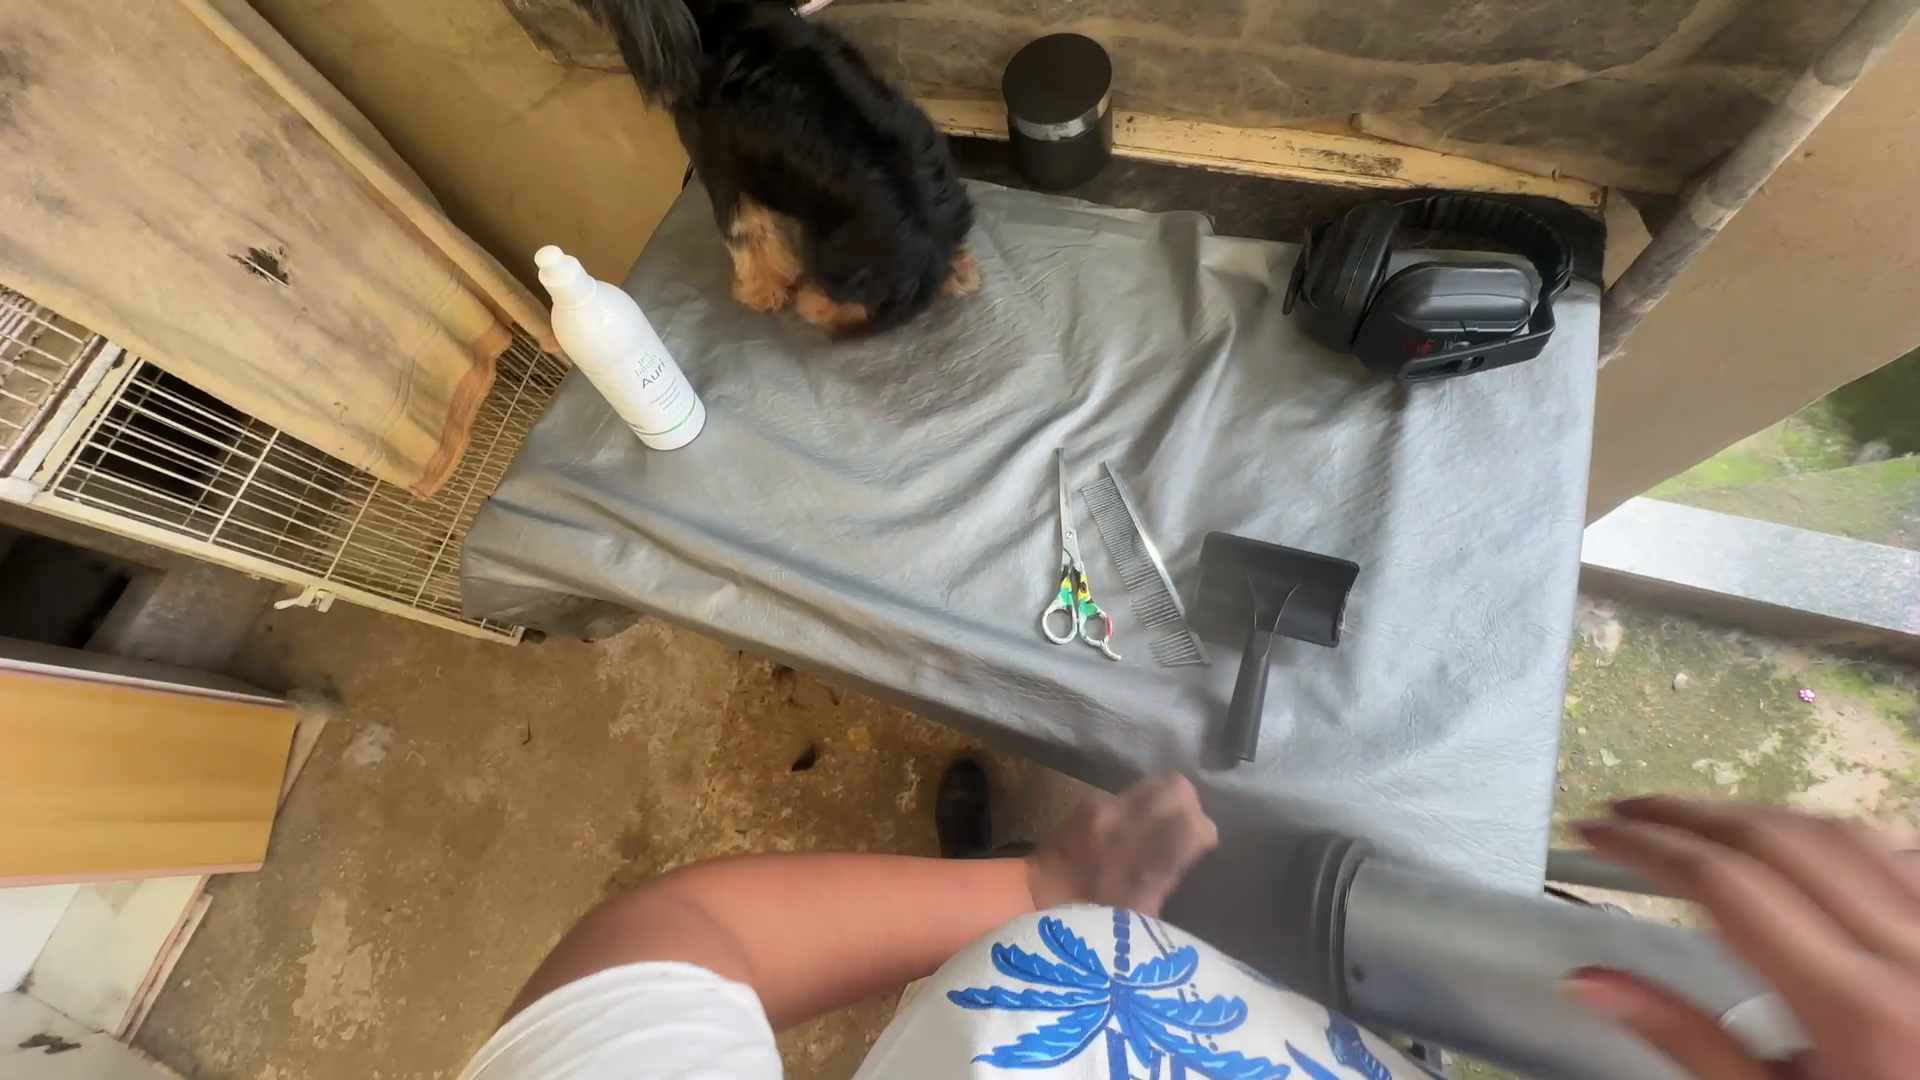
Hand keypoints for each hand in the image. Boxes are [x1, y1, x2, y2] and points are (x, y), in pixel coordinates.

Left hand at [1025, 771, 1218, 915]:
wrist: (1031, 900)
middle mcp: (1125, 828)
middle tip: (1185, 832)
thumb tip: (1205, 878)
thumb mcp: (1142, 927)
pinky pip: (1128, 793)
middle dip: (1189, 807)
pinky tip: (1133, 829)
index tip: (1204, 852)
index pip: (1196, 826)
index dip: (1205, 835)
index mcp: (1143, 868)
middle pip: (1178, 789)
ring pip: (1154, 784)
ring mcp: (1103, 808)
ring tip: (1160, 829)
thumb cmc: (1091, 928)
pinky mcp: (1087, 801)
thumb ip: (1171, 892)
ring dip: (1164, 802)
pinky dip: (1139, 807)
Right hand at [1566, 797, 1919, 1078]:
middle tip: (1623, 813)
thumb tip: (1584, 980)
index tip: (1590, 832)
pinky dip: (1841, 839)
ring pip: (1846, 835)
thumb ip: (1687, 1042)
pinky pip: (1910, 860)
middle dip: (1683, 812)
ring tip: (1696, 824)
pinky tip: (1803, 850)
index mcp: (1858, 1009)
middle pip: (1777, 839)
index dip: (1641, 843)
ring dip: (1753, 815)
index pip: (1719, 881)